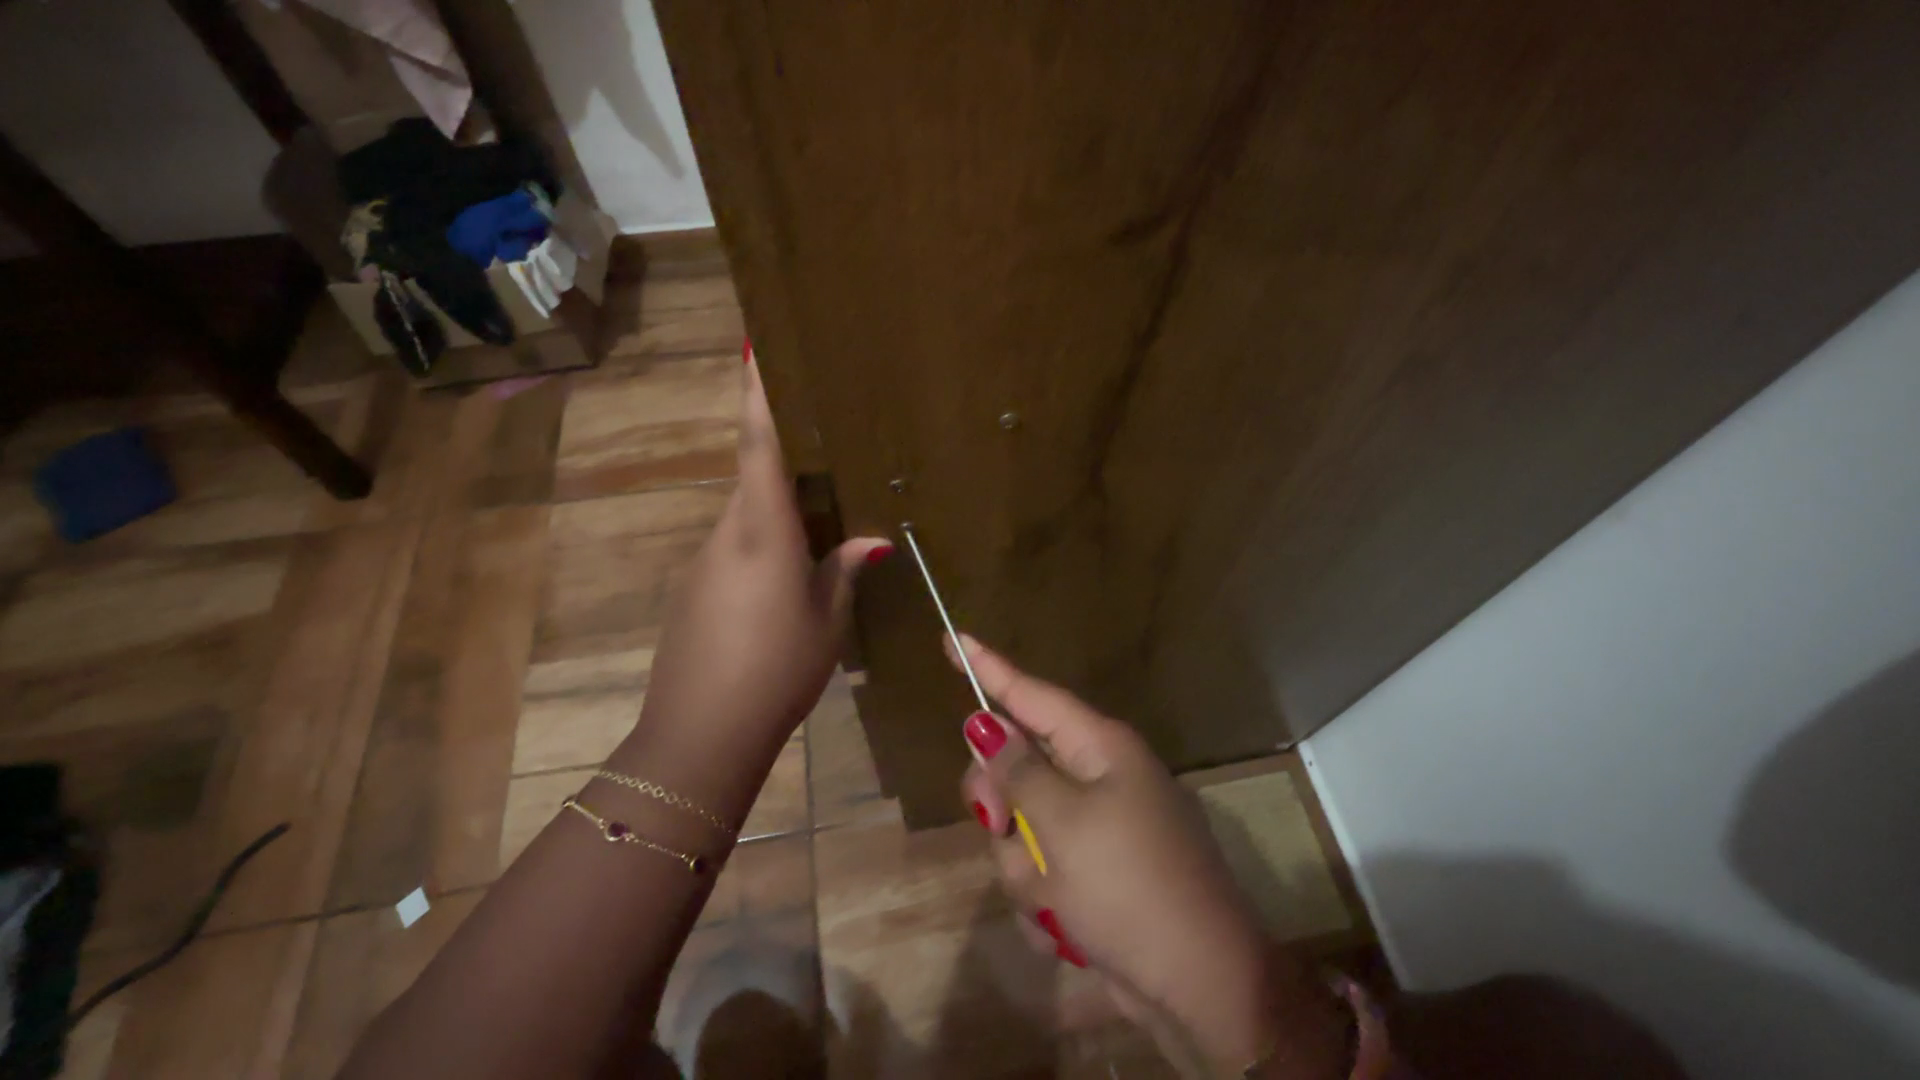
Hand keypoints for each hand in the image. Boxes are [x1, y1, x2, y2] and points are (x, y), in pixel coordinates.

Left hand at [629, 357, 888, 756]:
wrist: (700, 733)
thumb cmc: (776, 670)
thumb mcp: (826, 621)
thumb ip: (843, 571)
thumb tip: (870, 540)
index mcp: (763, 531)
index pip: (760, 446)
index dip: (758, 394)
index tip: (752, 344)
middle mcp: (727, 533)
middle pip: (754, 477)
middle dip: (783, 455)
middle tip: (824, 442)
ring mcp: (704, 562)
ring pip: (746, 516)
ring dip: (777, 510)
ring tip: (821, 523)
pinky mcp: (694, 590)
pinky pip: (734, 549)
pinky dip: (762, 546)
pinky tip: (786, 580)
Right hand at [954, 635, 1348, 1076]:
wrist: (1199, 983)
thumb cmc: (1128, 885)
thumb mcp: (1063, 823)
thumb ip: (1017, 772)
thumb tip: (985, 724)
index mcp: (1100, 749)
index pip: (1032, 696)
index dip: (988, 668)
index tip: (950, 638)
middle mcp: (1099, 780)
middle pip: (1017, 770)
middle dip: (1003, 808)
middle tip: (1002, 827)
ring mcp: (1099, 831)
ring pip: (1023, 832)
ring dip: (1027, 871)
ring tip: (1058, 901)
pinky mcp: (1097, 877)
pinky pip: (1043, 875)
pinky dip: (1047, 903)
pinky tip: (1069, 928)